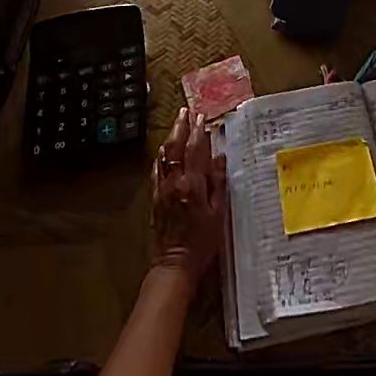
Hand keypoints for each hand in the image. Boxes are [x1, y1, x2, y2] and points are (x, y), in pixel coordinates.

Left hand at [150, 107, 227, 288]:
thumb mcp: (218, 213)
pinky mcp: (155, 197)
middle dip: (181, 127)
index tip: (202, 117)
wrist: (175, 264)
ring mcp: (162, 188)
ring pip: (163, 155)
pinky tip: (163, 151)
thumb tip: (220, 157)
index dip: (199, 132)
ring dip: (170, 137)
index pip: (196, 150)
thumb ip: (218, 183)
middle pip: (175, 147)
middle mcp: (174, 181)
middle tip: (185, 111)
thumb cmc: (202, 242)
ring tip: (177, 124)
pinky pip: (156, 170)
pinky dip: (161, 156)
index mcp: (192, 184)